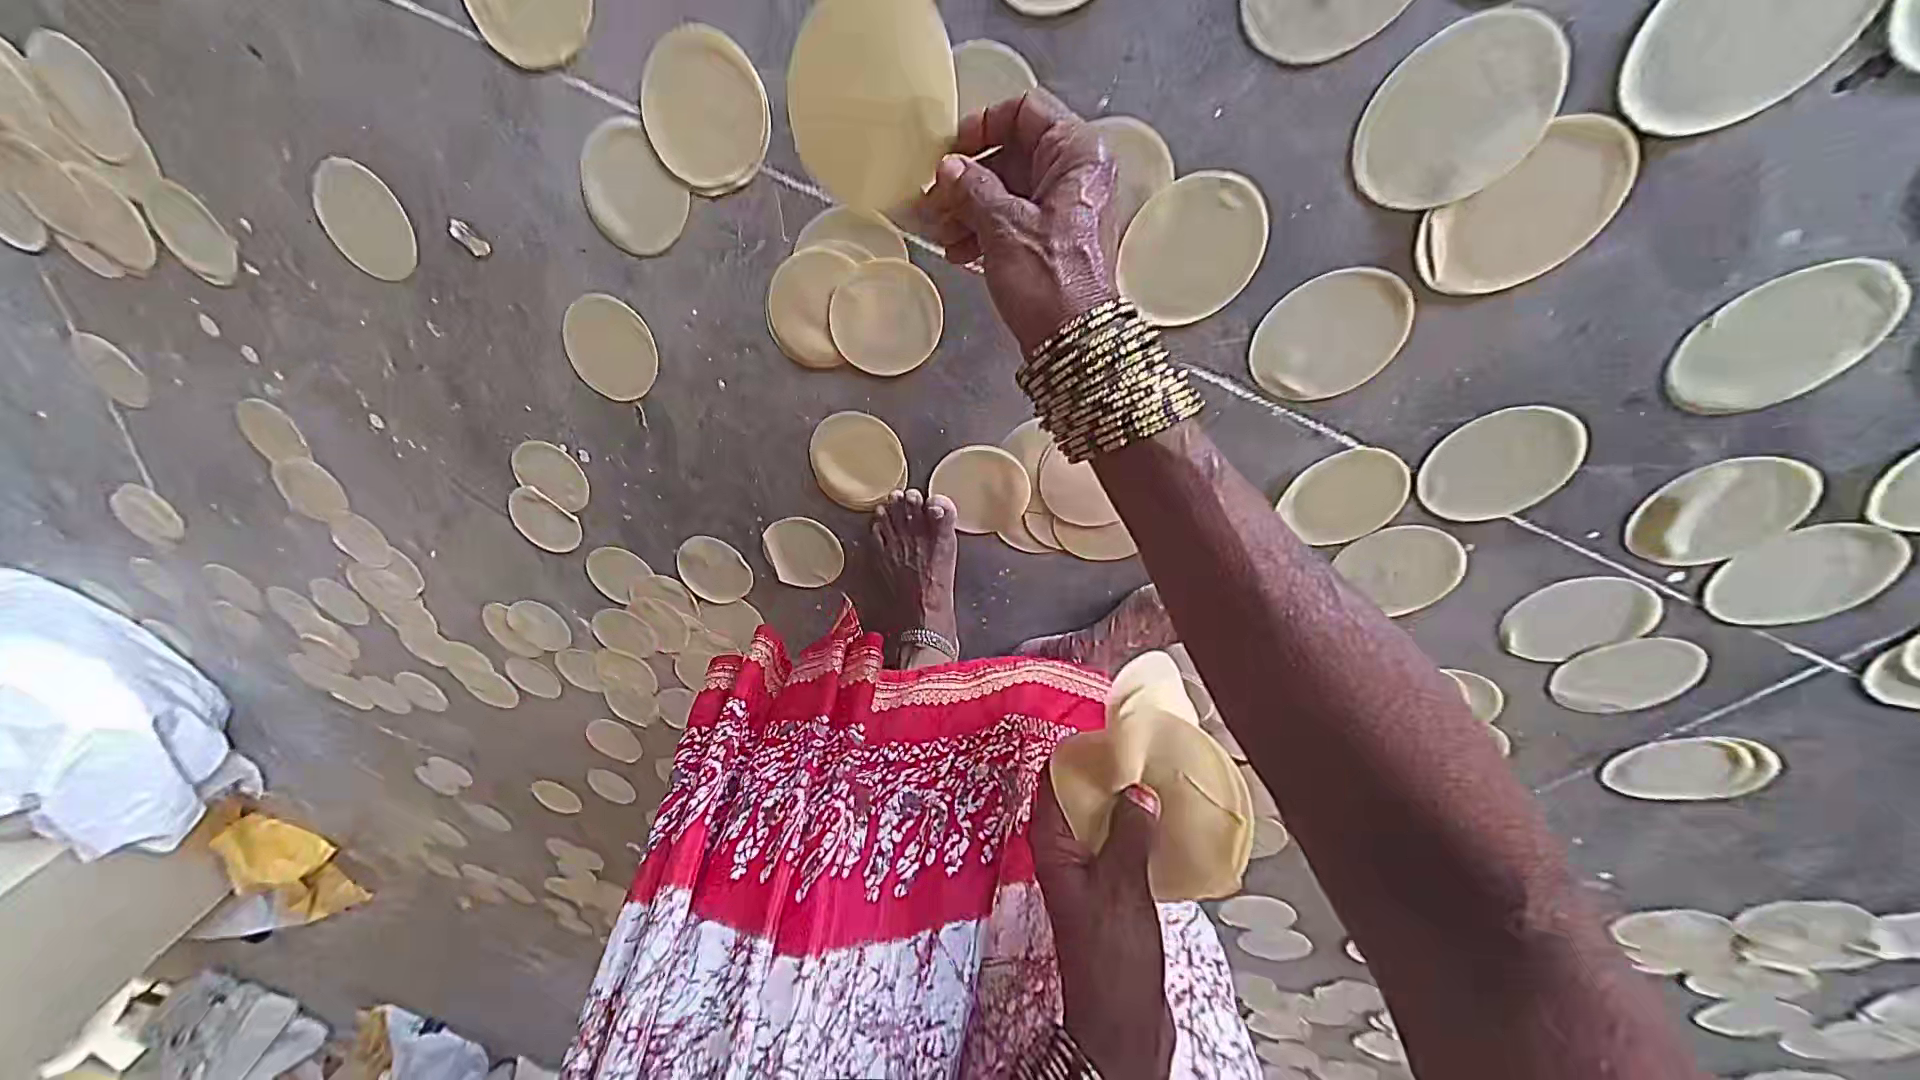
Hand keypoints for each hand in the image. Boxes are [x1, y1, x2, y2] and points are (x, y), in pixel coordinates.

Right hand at [917, 89, 1119, 353]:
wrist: (1073, 343)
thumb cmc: (1050, 284)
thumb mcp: (1004, 228)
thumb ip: (973, 189)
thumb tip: (950, 170)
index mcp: (1078, 156)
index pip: (1026, 112)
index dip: (984, 126)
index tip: (953, 153)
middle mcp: (1078, 177)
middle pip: (1014, 156)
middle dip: (970, 180)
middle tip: (937, 201)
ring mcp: (1067, 212)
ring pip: (1010, 192)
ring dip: (971, 209)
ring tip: (944, 233)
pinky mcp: (1055, 243)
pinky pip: (1015, 222)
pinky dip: (986, 231)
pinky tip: (960, 251)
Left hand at [1031, 773, 1173, 1079]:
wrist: (1123, 1022)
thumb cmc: (1112, 954)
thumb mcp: (1121, 885)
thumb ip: (1128, 833)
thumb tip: (1138, 790)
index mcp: (1051, 842)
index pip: (1053, 779)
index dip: (1077, 754)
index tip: (1110, 736)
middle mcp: (1063, 849)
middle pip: (1079, 795)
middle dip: (1107, 774)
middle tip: (1142, 752)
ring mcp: (1085, 868)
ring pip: (1101, 818)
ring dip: (1125, 801)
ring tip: (1157, 779)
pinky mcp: (1108, 885)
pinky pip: (1118, 841)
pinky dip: (1136, 827)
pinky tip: (1164, 820)